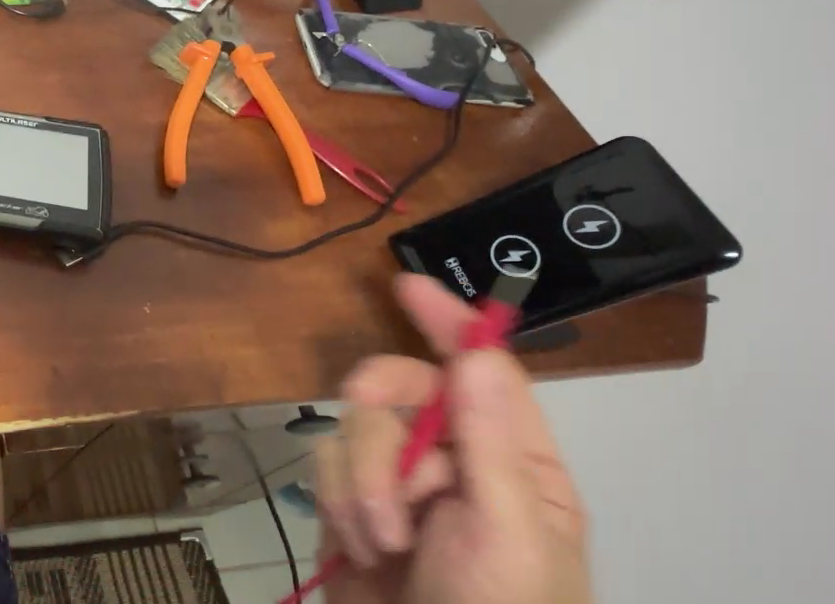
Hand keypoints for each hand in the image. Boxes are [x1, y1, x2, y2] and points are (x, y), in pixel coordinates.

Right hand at [313, 274, 591, 603]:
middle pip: (394, 388)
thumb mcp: (510, 539)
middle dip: (380, 433)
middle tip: (385, 486)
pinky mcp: (349, 504)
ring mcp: (398, 482)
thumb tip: (476, 349)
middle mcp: (453, 459)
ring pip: (350, 428)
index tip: (406, 285)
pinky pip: (323, 465)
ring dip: (359, 488)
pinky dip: (336, 505)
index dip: (448, 323)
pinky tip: (361, 550)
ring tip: (383, 546)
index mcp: (511, 463)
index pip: (480, 371)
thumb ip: (489, 443)